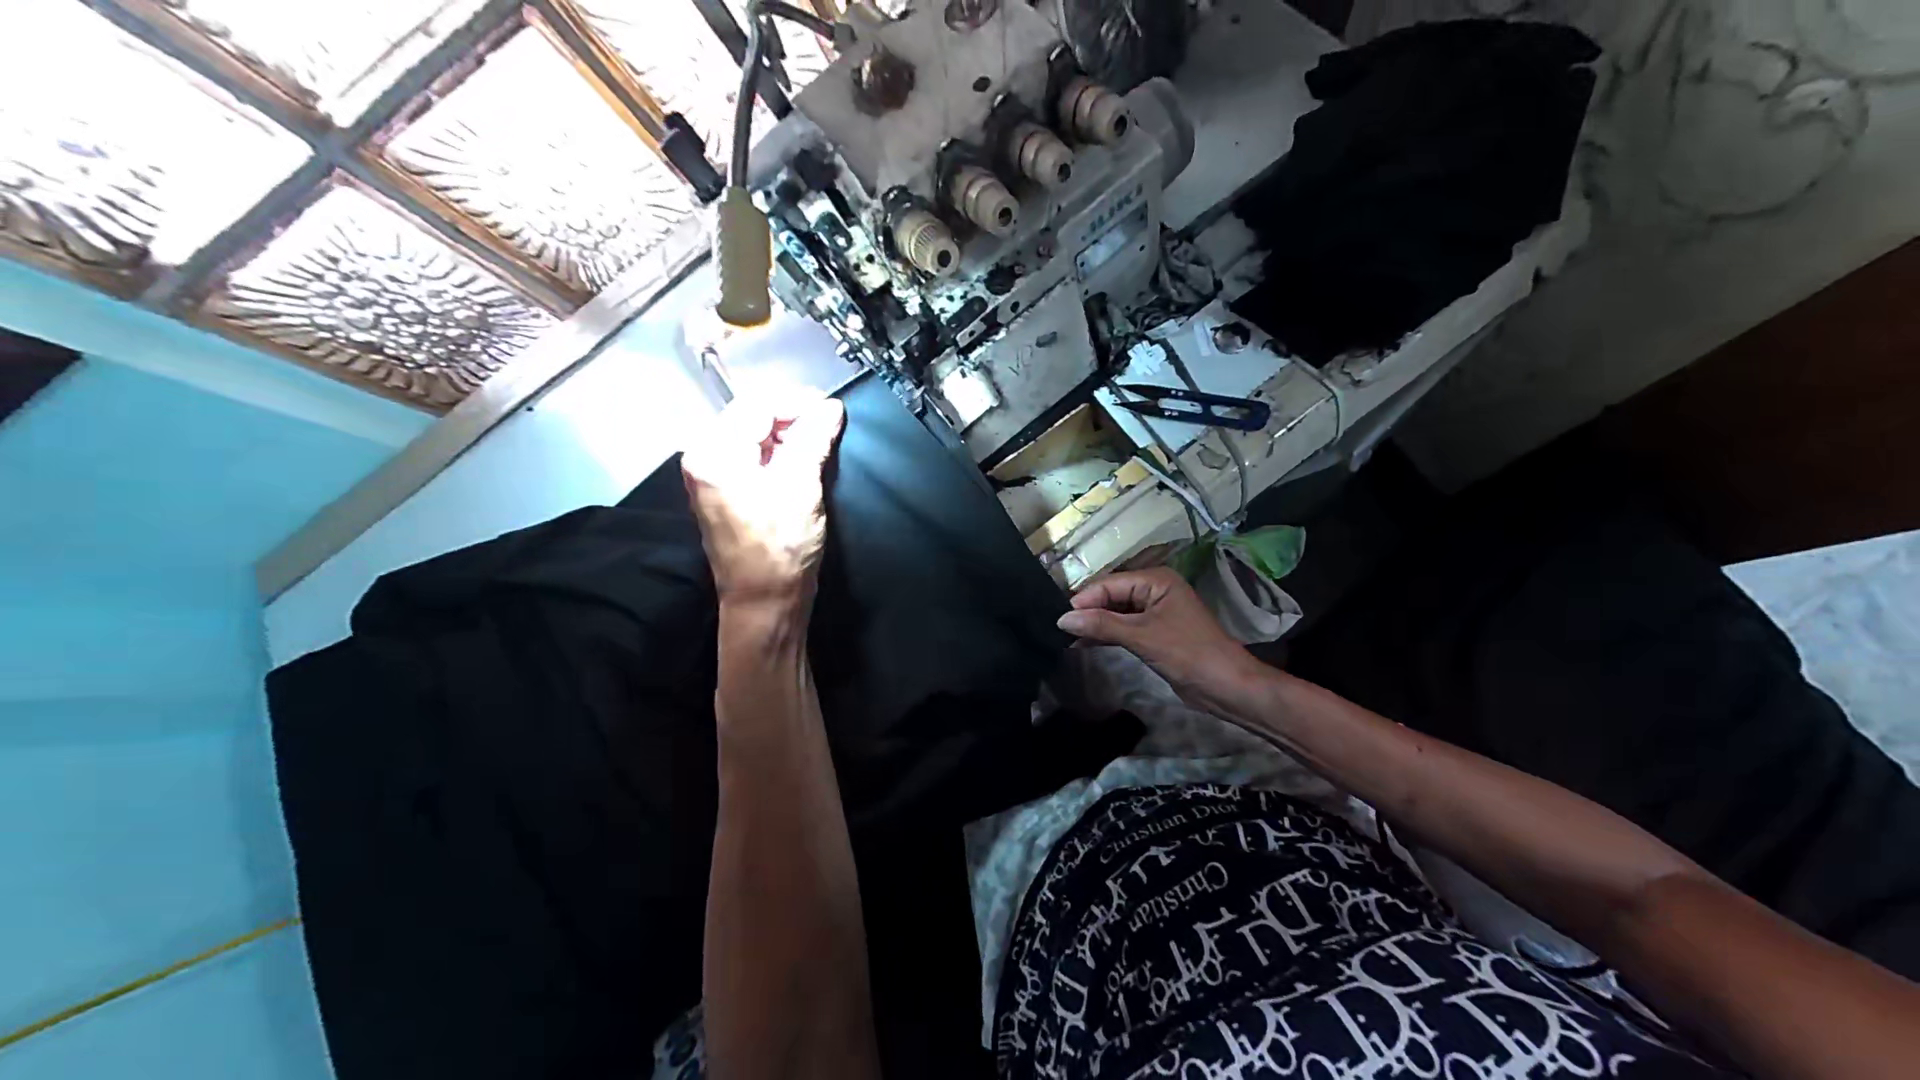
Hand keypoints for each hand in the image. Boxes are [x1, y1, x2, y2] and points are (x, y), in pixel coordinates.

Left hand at [683, 393, 844, 606]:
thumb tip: (830, 407)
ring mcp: (712, 476)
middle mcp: (704, 458)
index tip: (831, 409)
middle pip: (752, 416)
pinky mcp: (726, 491)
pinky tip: (803, 459)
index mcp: (714, 454)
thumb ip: (813, 439)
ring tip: (821, 442)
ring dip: (789, 434)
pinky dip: (779, 452)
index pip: (756, 405)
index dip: (797, 402)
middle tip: (830, 424)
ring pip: (754, 435)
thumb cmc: (780, 549)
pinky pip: (753, 456)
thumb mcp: (801, 487)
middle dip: (793, 416)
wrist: (765, 603)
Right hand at [1057, 567, 1261, 707]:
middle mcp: (1154, 590)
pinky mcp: (1154, 633)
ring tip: (1065, 637)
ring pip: (1115, 613)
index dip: (1084, 600)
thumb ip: (1101, 625)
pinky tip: (1083, 644)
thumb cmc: (1188, 653)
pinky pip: (1123, 628)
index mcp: (1156, 580)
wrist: (1226, 686)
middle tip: (1057, 628)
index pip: (1109, 584)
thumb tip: (1062, 619)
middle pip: (1110, 596)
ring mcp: (1154, 612)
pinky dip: (1105, 635)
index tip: (1058, 618)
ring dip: (1094, 625)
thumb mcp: (1142, 636)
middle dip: (1087, 611)